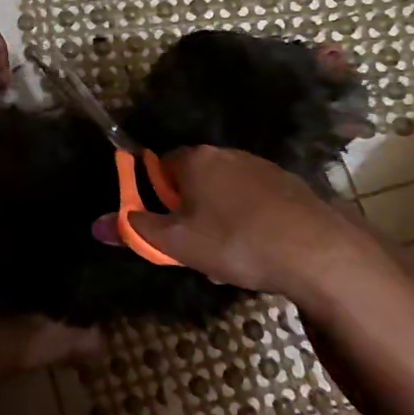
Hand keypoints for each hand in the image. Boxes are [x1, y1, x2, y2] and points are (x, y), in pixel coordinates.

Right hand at [127, 146, 391, 299]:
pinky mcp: (288, 186)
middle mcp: (227, 153)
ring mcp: (262, 167)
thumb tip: (95, 225)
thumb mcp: (177, 243)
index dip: (154, 198)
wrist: (318, 251)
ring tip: (225, 260)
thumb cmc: (236, 242)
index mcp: (195, 159)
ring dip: (216, 221)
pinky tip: (255, 253)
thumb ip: (135, 230)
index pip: (159, 166)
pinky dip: (245, 223)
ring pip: (223, 194)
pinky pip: (252, 202)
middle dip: (187, 213)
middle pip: (192, 180)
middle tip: (192, 250)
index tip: (163, 228)